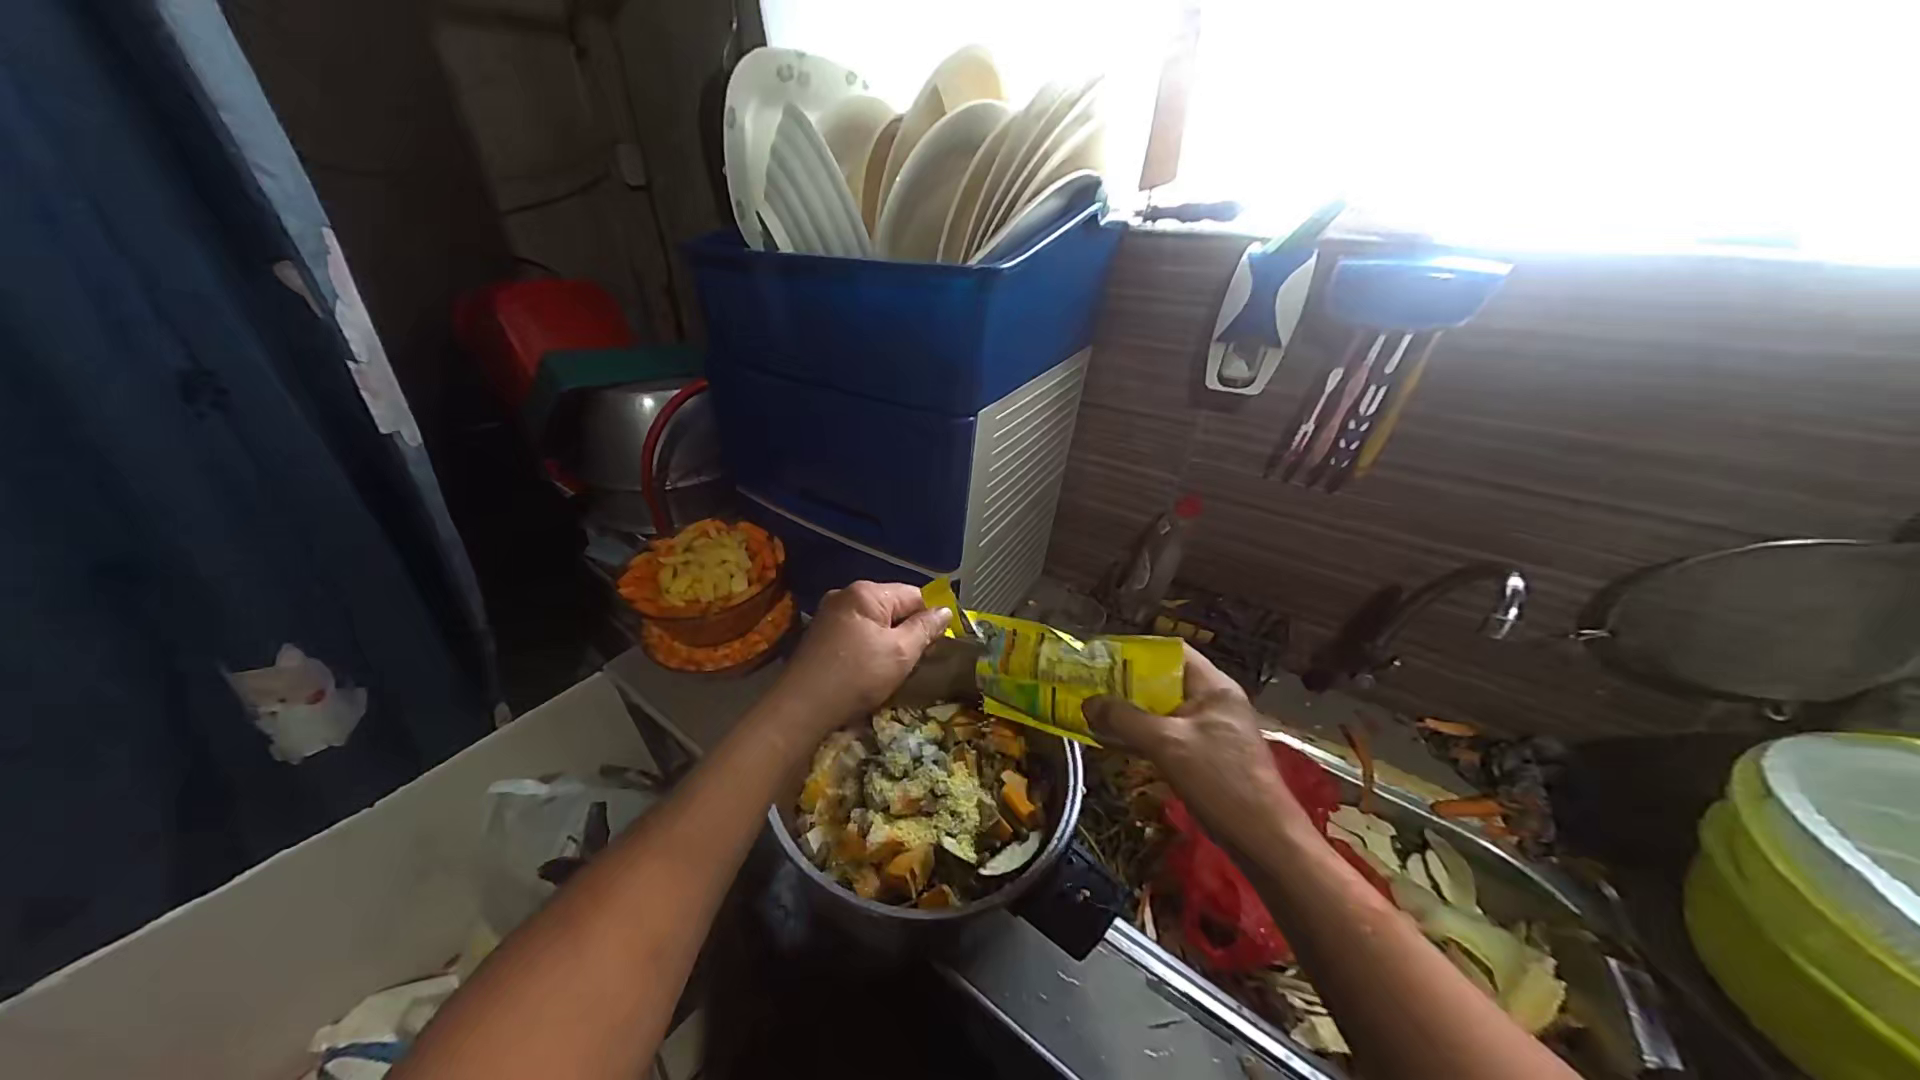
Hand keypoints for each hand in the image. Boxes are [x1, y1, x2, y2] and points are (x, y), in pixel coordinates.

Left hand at [775, 581, 950, 736]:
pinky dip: (869, 646)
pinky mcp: (820, 635)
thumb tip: (945, 611)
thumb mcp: (901, 653)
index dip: (932, 616)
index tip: (940, 644)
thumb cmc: (857, 677)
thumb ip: (926, 628)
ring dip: (890, 640)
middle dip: (909, 629)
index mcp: (866, 592)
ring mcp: (829, 614)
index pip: (915, 594)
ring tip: (897, 667)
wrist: (800, 709)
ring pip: (874, 621)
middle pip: (893, 605)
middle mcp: (845, 594)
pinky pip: (856, 632)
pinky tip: (871, 669)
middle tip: (920, 659)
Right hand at [1084, 645, 1309, 849]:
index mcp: (1213, 687)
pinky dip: (1142, 735)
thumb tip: (1088, 703)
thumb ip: (1125, 720)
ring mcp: (1211, 730)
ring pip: (1163, 710)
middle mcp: (1213, 702)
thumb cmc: (1220, 781)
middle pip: (1164, 680)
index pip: (1171, 651)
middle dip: (1126, 684)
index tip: (1101, 657)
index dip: (1135, 650)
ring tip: (1094, 713)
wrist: (1264, 840)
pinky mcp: (1206, 756)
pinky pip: (1168, 735)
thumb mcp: (1167, 744)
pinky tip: (1116, 742)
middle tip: (1089, 686)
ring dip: (1131, 712)